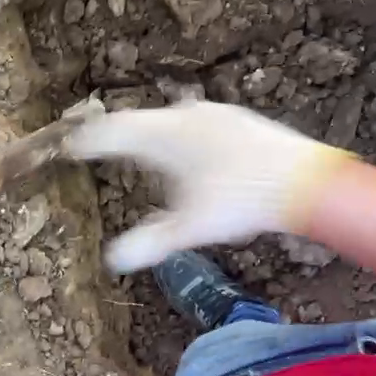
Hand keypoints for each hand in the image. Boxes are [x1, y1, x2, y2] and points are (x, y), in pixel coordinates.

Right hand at [68, 101, 355, 272]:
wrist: (306, 181)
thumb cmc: (240, 201)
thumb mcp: (189, 228)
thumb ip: (150, 243)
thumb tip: (112, 261)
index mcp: (164, 136)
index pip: (112, 133)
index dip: (88, 142)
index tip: (69, 145)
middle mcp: (184, 116)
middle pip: (138, 121)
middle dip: (115, 135)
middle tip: (96, 145)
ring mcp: (214, 114)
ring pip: (168, 120)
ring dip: (148, 134)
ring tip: (137, 149)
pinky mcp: (236, 120)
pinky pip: (193, 124)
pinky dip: (177, 137)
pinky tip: (186, 153)